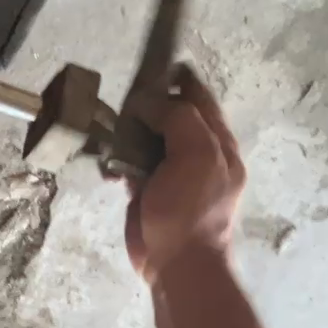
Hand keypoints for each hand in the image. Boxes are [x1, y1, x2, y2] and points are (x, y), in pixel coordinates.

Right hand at [125, 66, 245, 282]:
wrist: (177, 263)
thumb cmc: (191, 209)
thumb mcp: (196, 155)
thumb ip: (179, 120)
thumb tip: (152, 101)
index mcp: (218, 144)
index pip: (201, 100)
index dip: (183, 80)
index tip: (158, 63)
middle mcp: (198, 155)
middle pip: (171, 117)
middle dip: (148, 106)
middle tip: (124, 99)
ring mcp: (173, 174)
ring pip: (147, 140)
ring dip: (127, 135)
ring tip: (111, 134)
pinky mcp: (149, 191)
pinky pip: (131, 165)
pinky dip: (117, 162)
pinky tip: (109, 169)